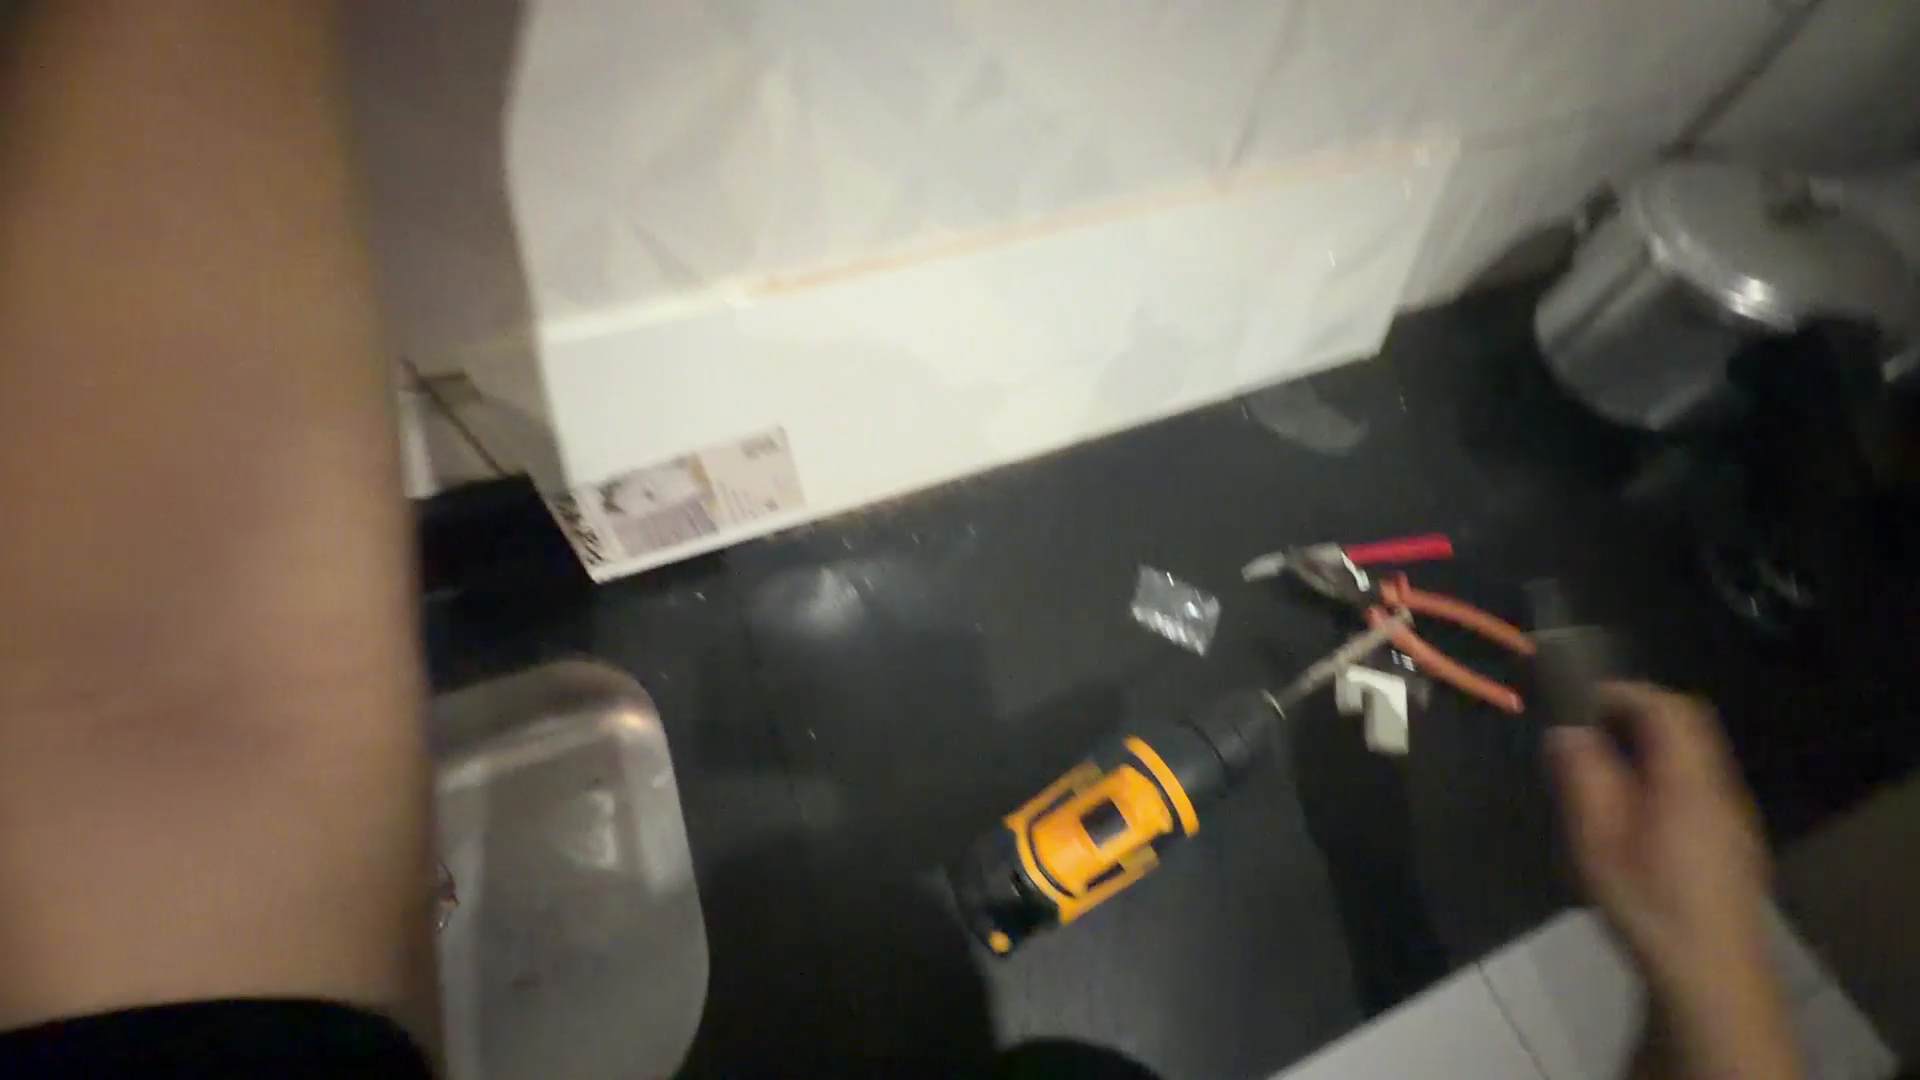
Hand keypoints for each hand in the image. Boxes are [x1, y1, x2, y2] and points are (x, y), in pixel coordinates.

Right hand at [1548, 683, 1798, 1079]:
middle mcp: (1719, 792)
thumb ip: (1583, 777)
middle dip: (1633, 713)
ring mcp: (1731, 817)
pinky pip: (1695, 781)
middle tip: (1580, 725)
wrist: (1708, 974)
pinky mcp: (1730, 839)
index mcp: (1687, 786)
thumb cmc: (1644, 900)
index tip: (1576, 696)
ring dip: (1644, 742)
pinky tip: (1626, 802)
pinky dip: (1658, 768)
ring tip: (1593, 761)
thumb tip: (1566, 730)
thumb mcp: (1596, 838)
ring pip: (1691, 755)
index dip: (1624, 692)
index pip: (1670, 711)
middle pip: (1687, 727)